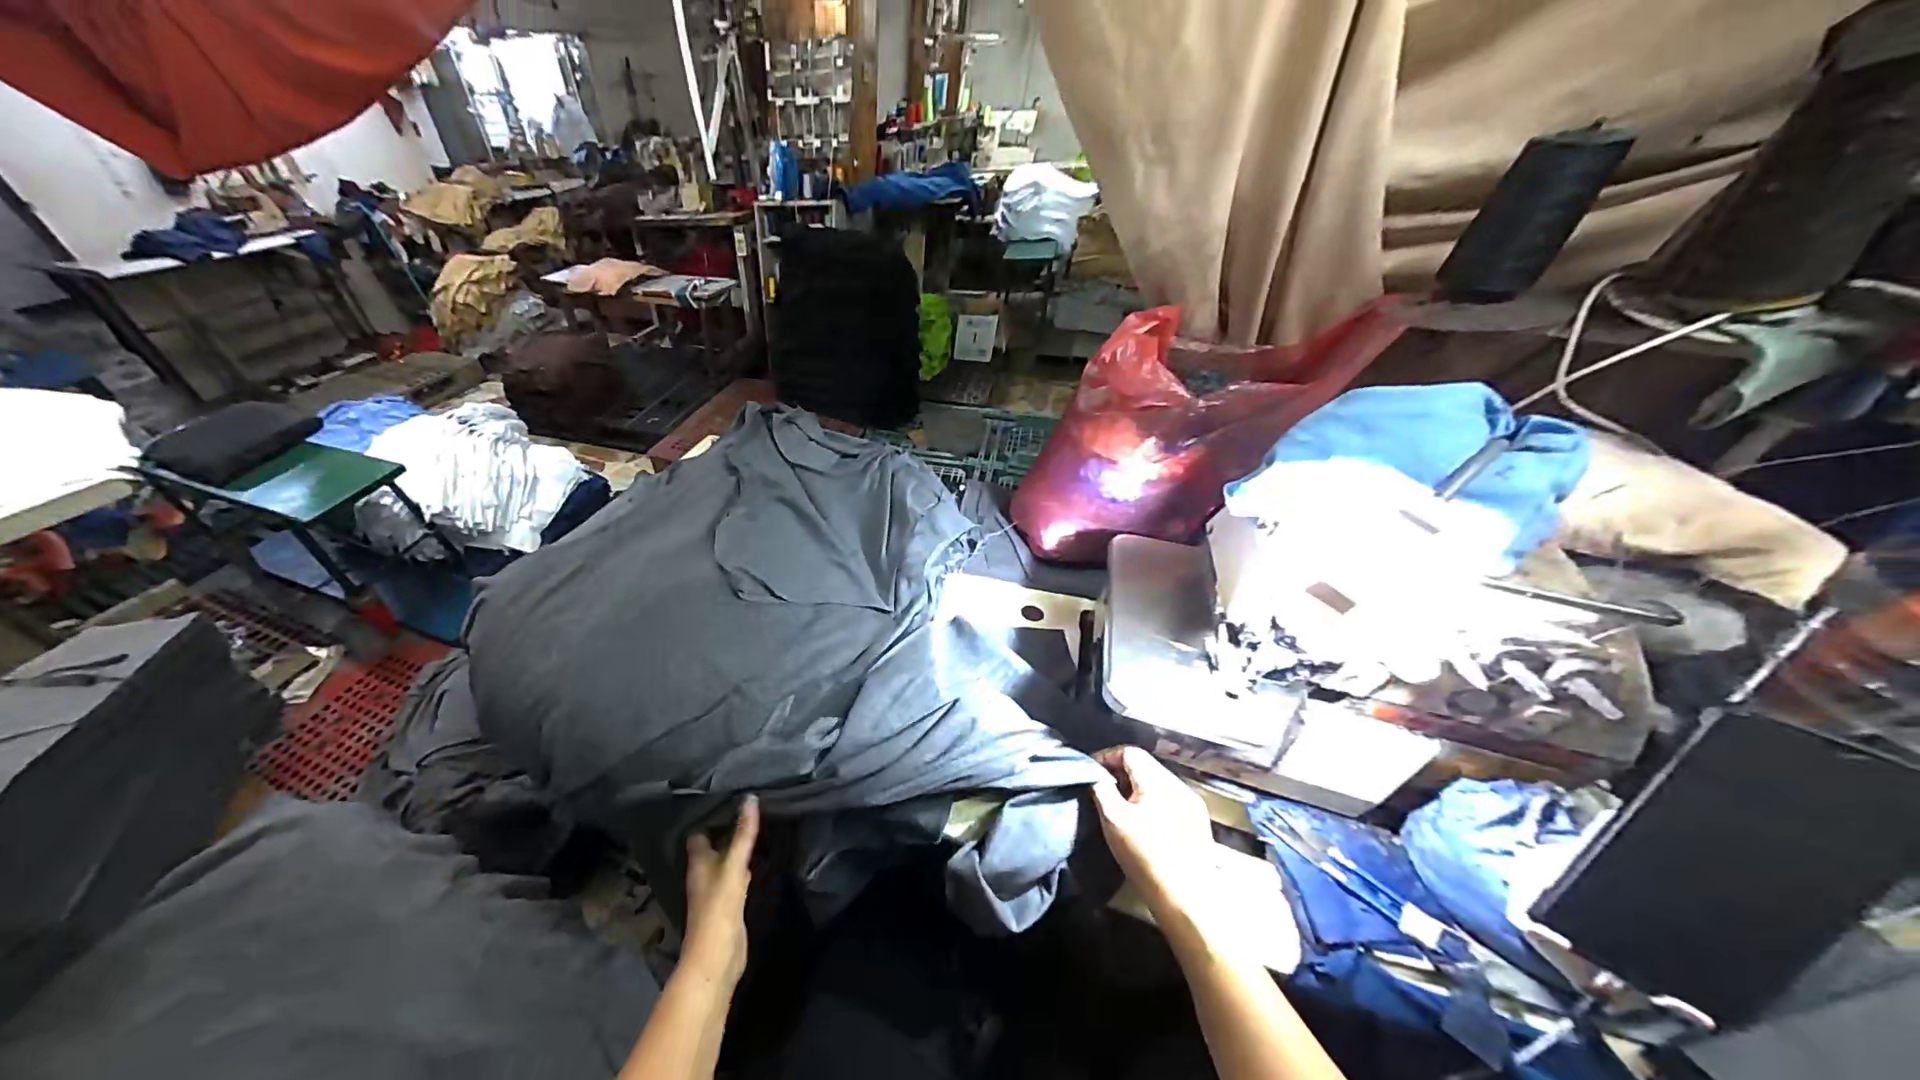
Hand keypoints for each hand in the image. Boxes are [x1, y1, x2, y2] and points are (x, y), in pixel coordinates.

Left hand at [681, 795, 759, 988]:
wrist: (717, 957)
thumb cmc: (718, 908)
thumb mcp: (733, 866)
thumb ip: (743, 834)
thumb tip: (751, 798)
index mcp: (697, 863)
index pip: (699, 832)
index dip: (711, 815)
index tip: (729, 796)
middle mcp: (703, 873)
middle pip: (713, 845)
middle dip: (726, 828)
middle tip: (747, 806)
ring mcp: (716, 889)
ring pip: (725, 859)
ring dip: (736, 846)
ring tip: (756, 825)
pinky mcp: (729, 903)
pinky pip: (737, 875)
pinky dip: (745, 865)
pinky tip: (757, 858)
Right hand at [1089, 747, 1220, 929]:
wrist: (1187, 898)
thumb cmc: (1145, 856)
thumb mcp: (1113, 819)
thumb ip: (1101, 789)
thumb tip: (1095, 774)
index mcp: (1158, 780)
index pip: (1129, 752)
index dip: (1106, 758)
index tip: (1091, 774)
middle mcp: (1178, 785)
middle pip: (1145, 766)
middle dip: (1121, 774)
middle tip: (1102, 791)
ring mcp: (1192, 804)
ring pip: (1158, 784)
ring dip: (1138, 789)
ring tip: (1121, 809)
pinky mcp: (1199, 824)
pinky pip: (1170, 801)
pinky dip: (1153, 804)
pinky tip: (1145, 825)